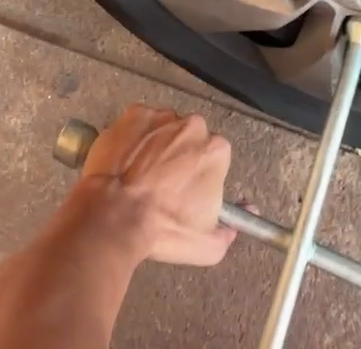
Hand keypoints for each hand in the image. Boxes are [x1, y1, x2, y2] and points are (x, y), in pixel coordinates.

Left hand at [75, 105, 237, 265]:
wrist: (113, 216)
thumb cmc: (162, 230)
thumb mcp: (207, 245)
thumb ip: (230, 227)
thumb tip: (247, 211)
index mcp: (215, 151)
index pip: (214, 158)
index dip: (201, 175)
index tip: (188, 190)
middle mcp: (193, 126)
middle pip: (191, 138)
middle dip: (181, 156)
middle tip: (164, 182)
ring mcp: (161, 117)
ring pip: (165, 128)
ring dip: (158, 145)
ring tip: (140, 174)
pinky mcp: (133, 115)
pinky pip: (139, 124)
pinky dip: (134, 137)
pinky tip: (126, 161)